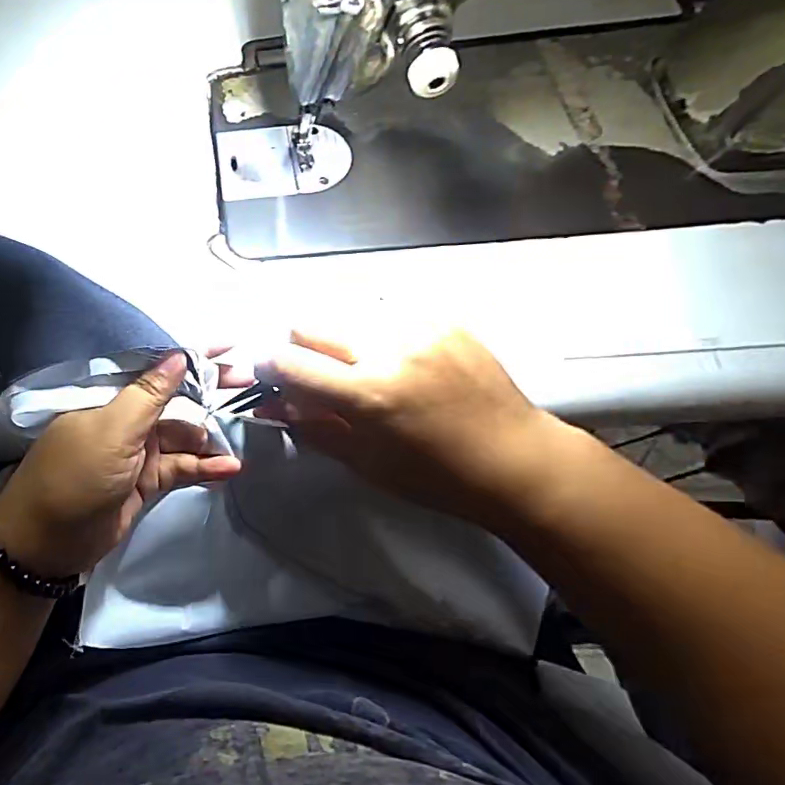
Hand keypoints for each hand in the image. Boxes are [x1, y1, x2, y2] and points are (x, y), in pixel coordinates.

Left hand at [0, 352, 241, 577]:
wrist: (47, 542)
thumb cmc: (76, 476)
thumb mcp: (112, 431)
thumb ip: (149, 395)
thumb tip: (179, 356)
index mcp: (110, 399)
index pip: (156, 369)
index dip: (191, 356)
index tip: (228, 346)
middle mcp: (124, 420)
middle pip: (175, 400)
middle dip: (209, 392)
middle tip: (246, 382)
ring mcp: (136, 452)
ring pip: (182, 436)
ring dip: (209, 439)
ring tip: (235, 442)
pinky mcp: (146, 482)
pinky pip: (181, 467)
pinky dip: (204, 467)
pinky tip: (229, 468)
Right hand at [259, 326, 580, 527]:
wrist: (517, 460)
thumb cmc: (441, 477)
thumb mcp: (368, 464)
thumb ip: (317, 428)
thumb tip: (278, 405)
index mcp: (369, 394)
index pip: (290, 361)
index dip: (267, 367)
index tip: (267, 374)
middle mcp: (391, 349)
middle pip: (311, 321)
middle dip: (298, 345)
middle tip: (312, 371)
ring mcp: (420, 328)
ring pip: (347, 308)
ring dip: (337, 333)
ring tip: (354, 362)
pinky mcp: (444, 320)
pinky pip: (389, 309)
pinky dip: (374, 328)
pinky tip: (391, 355)